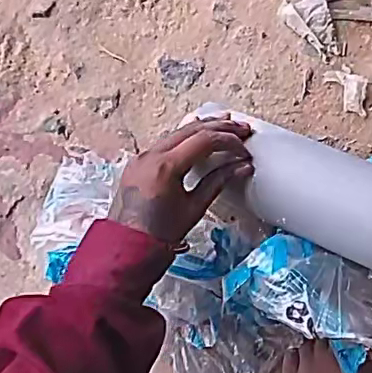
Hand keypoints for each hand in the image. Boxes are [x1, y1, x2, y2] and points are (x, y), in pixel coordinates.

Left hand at [107, 116, 253, 245]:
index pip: (204, 140)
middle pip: (191, 129)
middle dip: (220, 127)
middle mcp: (150, 156)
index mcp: (165, 167)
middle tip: (242, 129)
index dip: (229, 141)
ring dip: (203, 128)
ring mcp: (142, 157)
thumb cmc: (159, 234)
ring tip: (225, 126)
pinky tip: (199, 137)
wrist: (128, 246)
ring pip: (178, 132)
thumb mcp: (195, 207)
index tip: (243, 150)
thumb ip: (219, 181)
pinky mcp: (139, 162)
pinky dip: (186, 137)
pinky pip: (166, 141)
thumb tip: (242, 167)